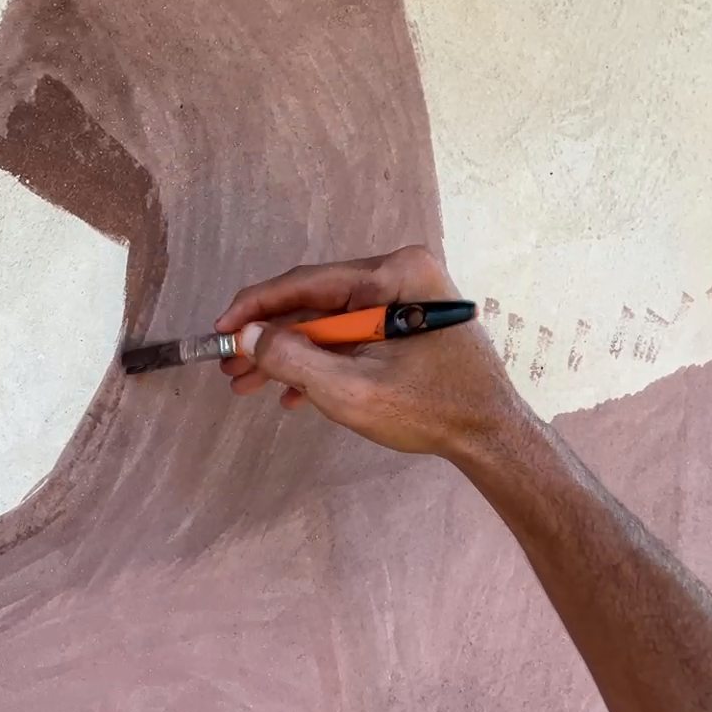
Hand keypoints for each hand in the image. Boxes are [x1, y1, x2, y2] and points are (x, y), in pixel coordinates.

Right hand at [214, 246, 527, 460]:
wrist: (491, 437)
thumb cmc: (426, 411)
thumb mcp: (348, 389)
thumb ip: (290, 358)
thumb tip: (245, 336)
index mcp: (393, 274)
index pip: (304, 283)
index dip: (254, 308)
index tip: (219, 331)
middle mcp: (397, 274)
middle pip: (312, 303)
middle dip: (268, 339)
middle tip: (229, 366)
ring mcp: (402, 297)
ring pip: (325, 322)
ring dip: (287, 354)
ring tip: (246, 384)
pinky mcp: (403, 321)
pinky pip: (347, 334)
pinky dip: (318, 361)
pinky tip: (290, 392)